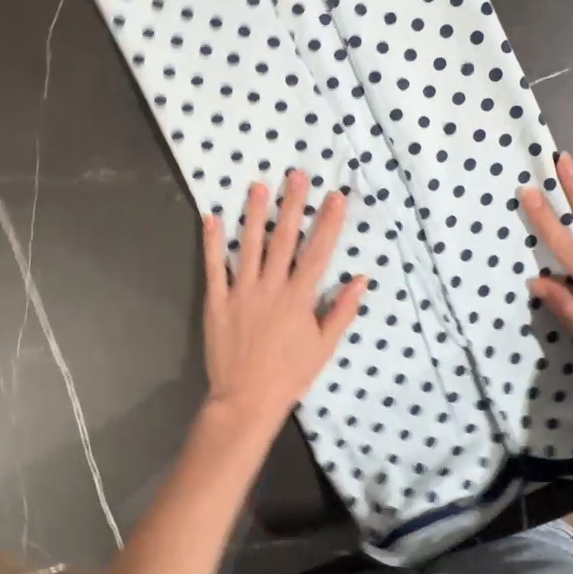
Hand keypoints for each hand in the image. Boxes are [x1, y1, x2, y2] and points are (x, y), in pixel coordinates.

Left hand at [201, 170, 367, 432]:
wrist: (246, 399)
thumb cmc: (289, 375)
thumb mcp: (324, 347)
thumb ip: (341, 312)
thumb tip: (361, 280)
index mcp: (299, 298)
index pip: (318, 253)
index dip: (328, 223)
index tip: (336, 196)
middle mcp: (271, 288)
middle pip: (284, 239)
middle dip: (292, 205)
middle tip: (296, 175)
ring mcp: (241, 292)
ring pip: (248, 245)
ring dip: (254, 214)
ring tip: (257, 185)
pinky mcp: (217, 301)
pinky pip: (214, 267)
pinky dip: (212, 243)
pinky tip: (211, 219)